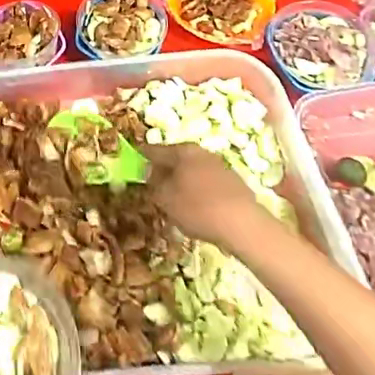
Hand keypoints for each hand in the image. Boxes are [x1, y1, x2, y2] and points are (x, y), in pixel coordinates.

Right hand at [140, 143, 268, 248]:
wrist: (243, 224)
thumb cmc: (198, 208)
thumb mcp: (166, 199)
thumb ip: (153, 184)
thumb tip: (146, 173)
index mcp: (182, 151)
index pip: (154, 150)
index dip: (140, 158)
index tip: (131, 167)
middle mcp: (201, 152)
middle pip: (175, 159)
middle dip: (162, 171)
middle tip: (151, 187)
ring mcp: (219, 166)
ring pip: (191, 171)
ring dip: (180, 181)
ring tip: (173, 201)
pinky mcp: (232, 182)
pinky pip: (206, 183)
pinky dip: (197, 191)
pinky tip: (197, 209)